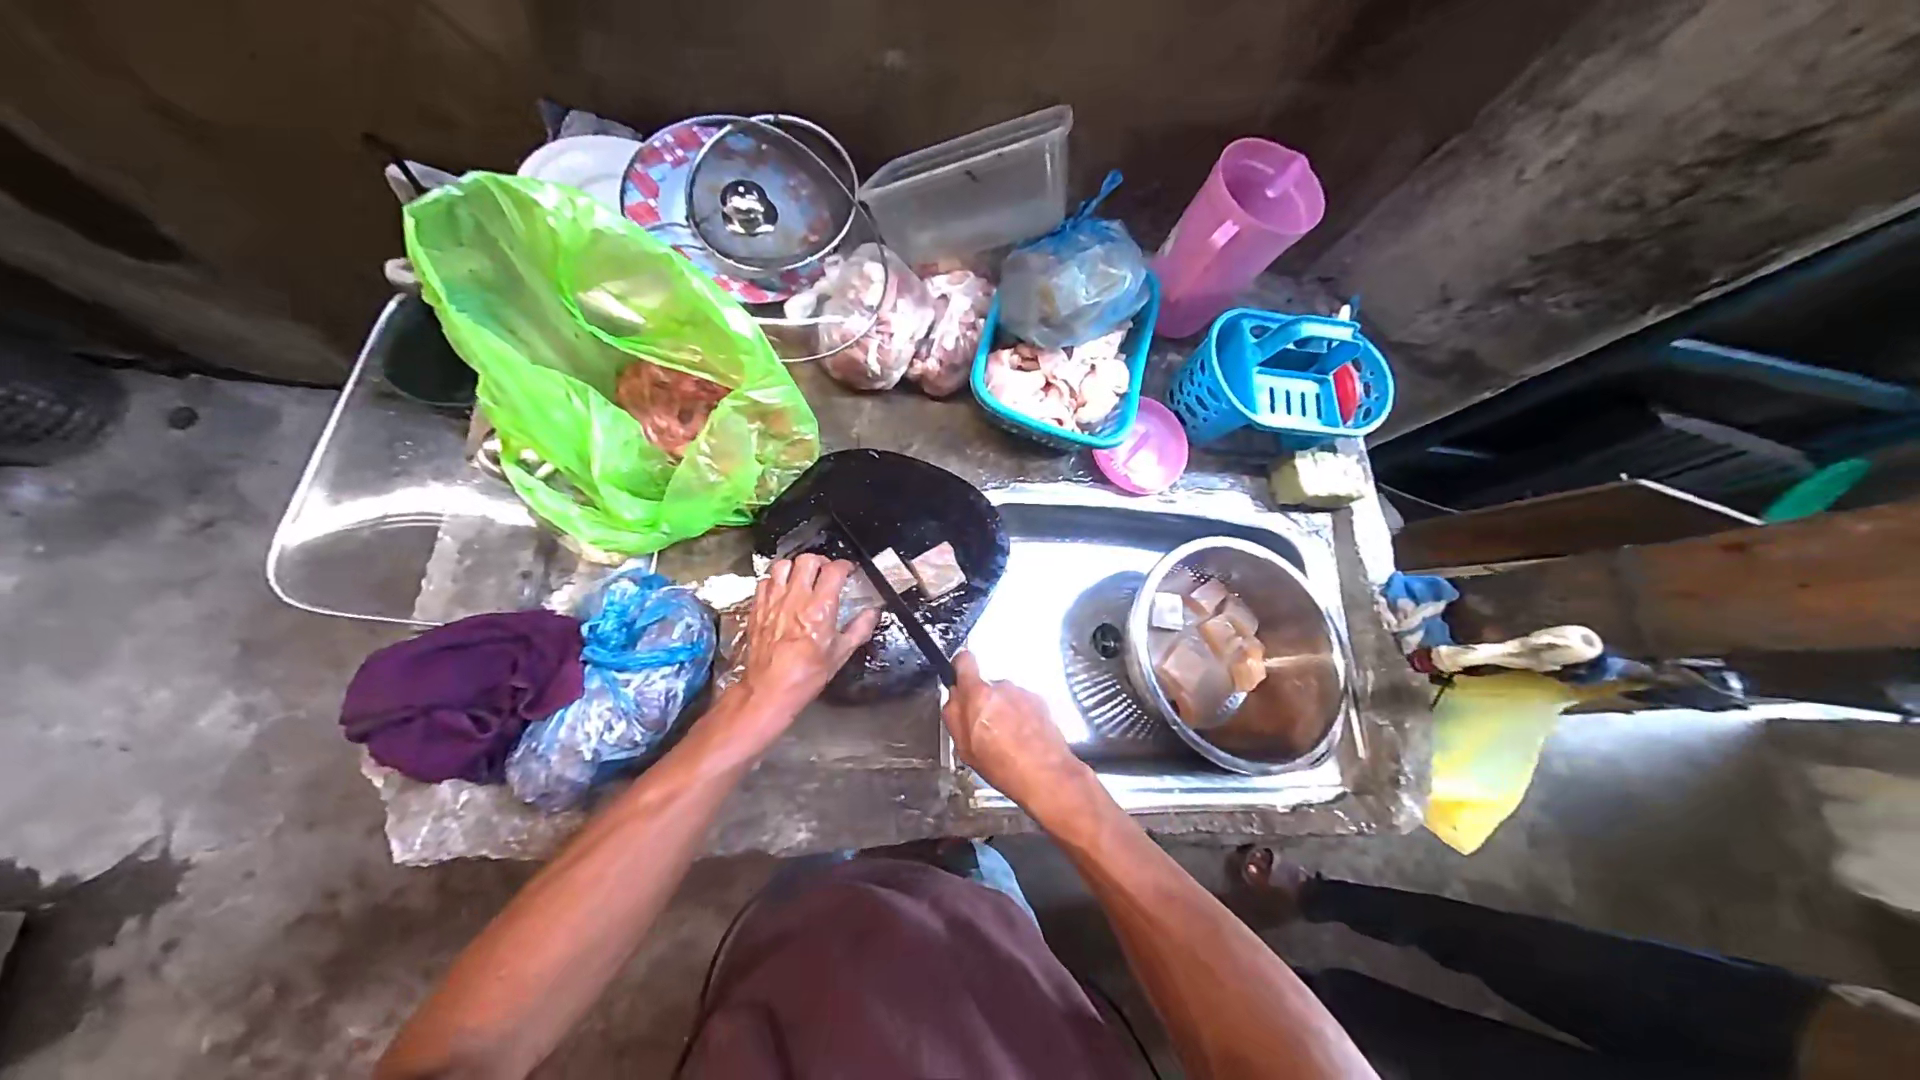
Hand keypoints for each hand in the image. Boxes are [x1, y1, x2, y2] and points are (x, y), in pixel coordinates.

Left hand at [723, 555, 878, 746]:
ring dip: (796, 567)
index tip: (848, 570)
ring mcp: (773, 601)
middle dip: (821, 562)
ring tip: (803, 576)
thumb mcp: (840, 653)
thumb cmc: (805, 675)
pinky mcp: (758, 608)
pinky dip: (775, 580)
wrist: (769, 689)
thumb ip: (860, 628)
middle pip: (807, 560)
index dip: (845, 565)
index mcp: (820, 608)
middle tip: (826, 571)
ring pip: (783, 565)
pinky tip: (782, 590)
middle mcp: (795, 598)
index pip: (834, 570)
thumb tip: (872, 613)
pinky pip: (765, 581)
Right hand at [941, 651, 1095, 822]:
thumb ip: (953, 715)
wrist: (1045, 774)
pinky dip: (1020, 717)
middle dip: (983, 703)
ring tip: (1004, 740)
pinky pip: (1022, 705)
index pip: (964, 661)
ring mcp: (1022, 694)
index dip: (959, 667)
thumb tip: (953, 700)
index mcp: (978, 695)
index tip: (959, 675)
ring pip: (1004, 697)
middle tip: (983, 729)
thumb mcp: (964, 747)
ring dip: (1002, 712)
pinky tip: (1020, 740)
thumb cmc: (1005, 765)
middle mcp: (1002, 688)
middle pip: (985, 686)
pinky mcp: (1039, 702)